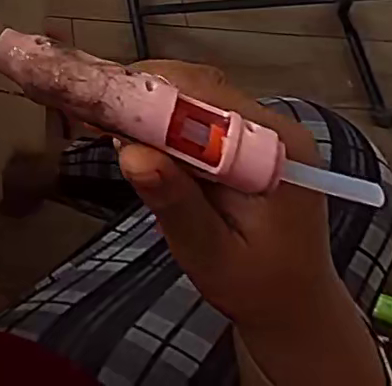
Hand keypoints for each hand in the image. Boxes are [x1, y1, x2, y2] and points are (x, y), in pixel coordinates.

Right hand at [113, 60, 347, 330]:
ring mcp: (255, 125)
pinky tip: (135, 135)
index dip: (150, 96)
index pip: (205, 96)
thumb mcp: (211, 255)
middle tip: (98, 117)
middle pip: (193, 84)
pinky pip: (191, 105)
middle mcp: (269, 125)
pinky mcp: (238, 132)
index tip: (104, 106)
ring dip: (145, 102)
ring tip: (111, 127)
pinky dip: (157, 114)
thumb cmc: (256, 287)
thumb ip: (177, 204)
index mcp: (274, 150)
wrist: (294, 307)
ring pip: (187, 88)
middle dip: (141, 95)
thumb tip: (134, 155)